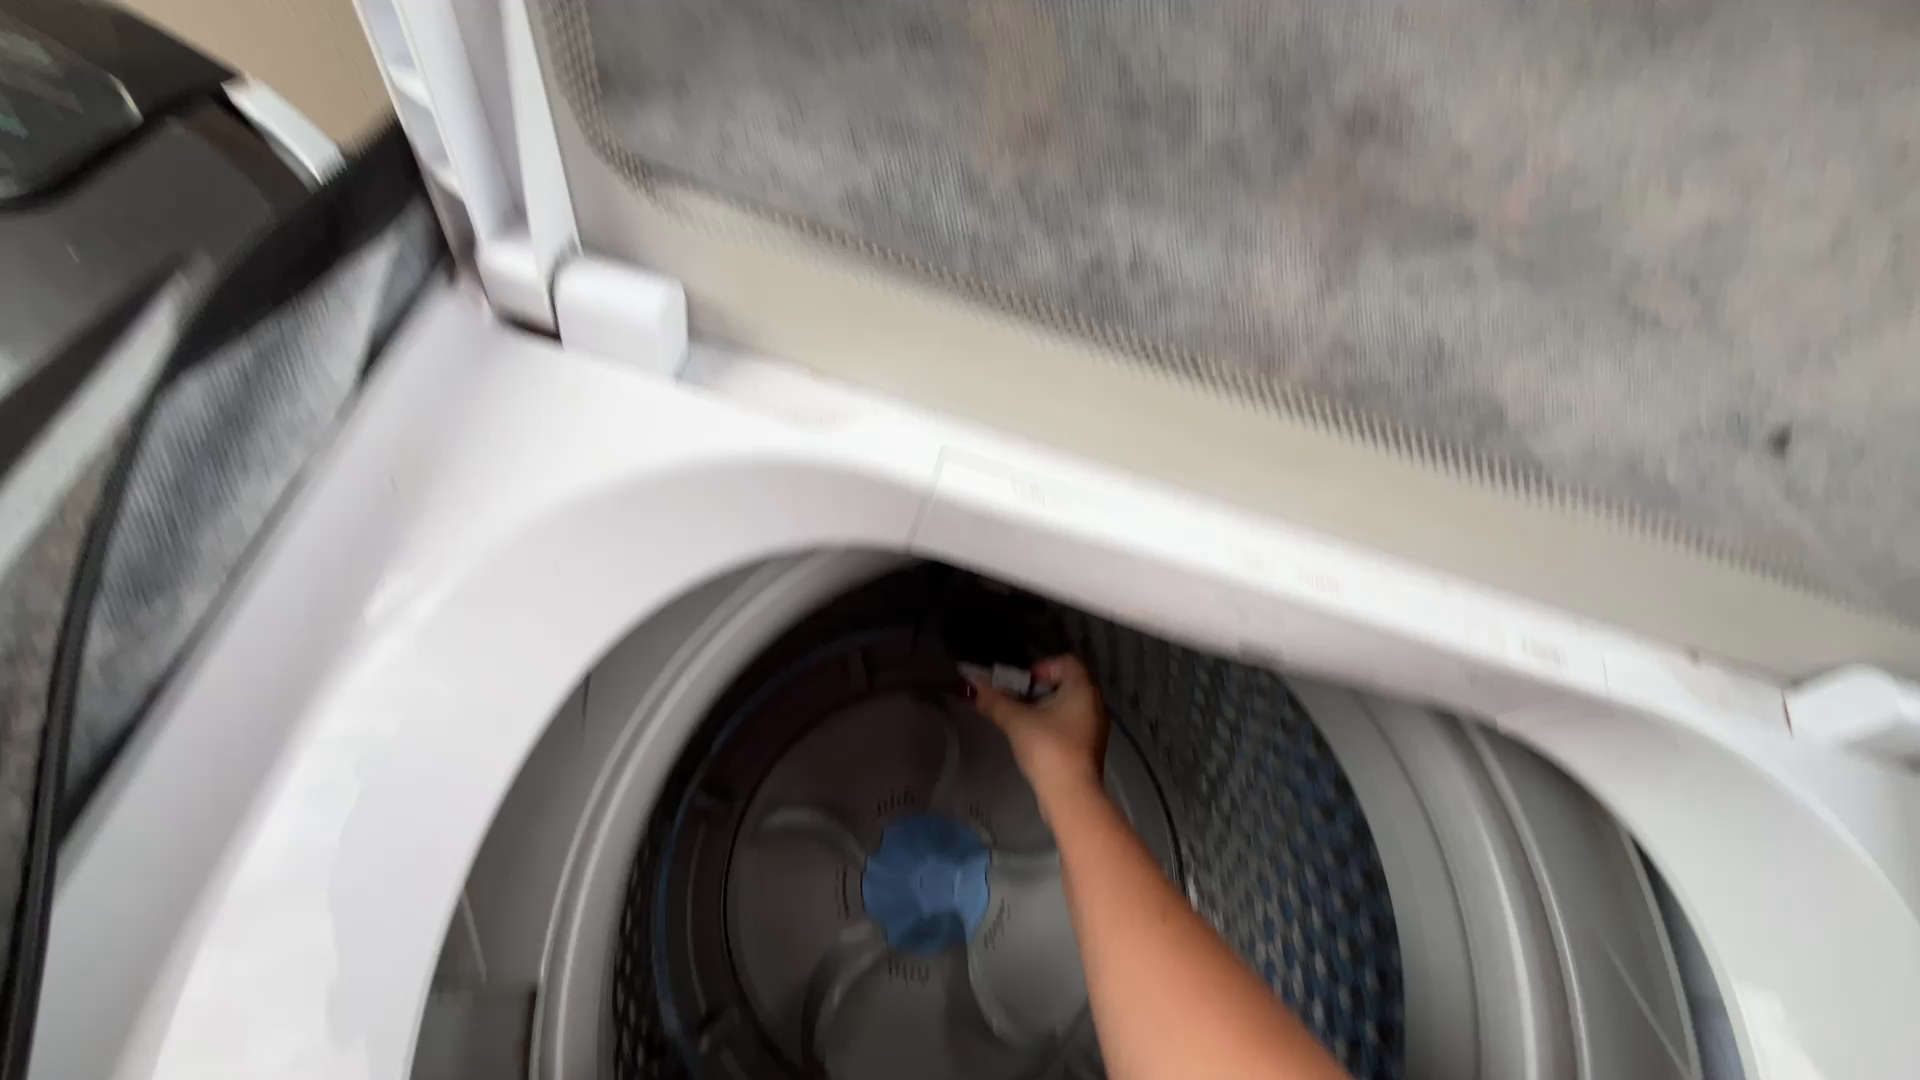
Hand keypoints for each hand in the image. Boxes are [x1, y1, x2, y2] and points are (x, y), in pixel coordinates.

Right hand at [966, 656, 1108, 805]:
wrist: (1071, 795)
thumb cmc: (1047, 748)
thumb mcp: (1016, 720)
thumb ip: (993, 700)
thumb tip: (972, 684)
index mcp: (1083, 688)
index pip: (1066, 662)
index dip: (1041, 667)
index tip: (1021, 684)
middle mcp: (1095, 703)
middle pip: (1066, 683)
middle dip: (1038, 689)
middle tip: (1016, 700)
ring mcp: (1095, 727)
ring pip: (1068, 705)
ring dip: (1044, 708)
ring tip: (1021, 720)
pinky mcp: (1090, 747)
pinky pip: (1070, 724)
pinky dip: (1053, 725)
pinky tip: (1035, 739)